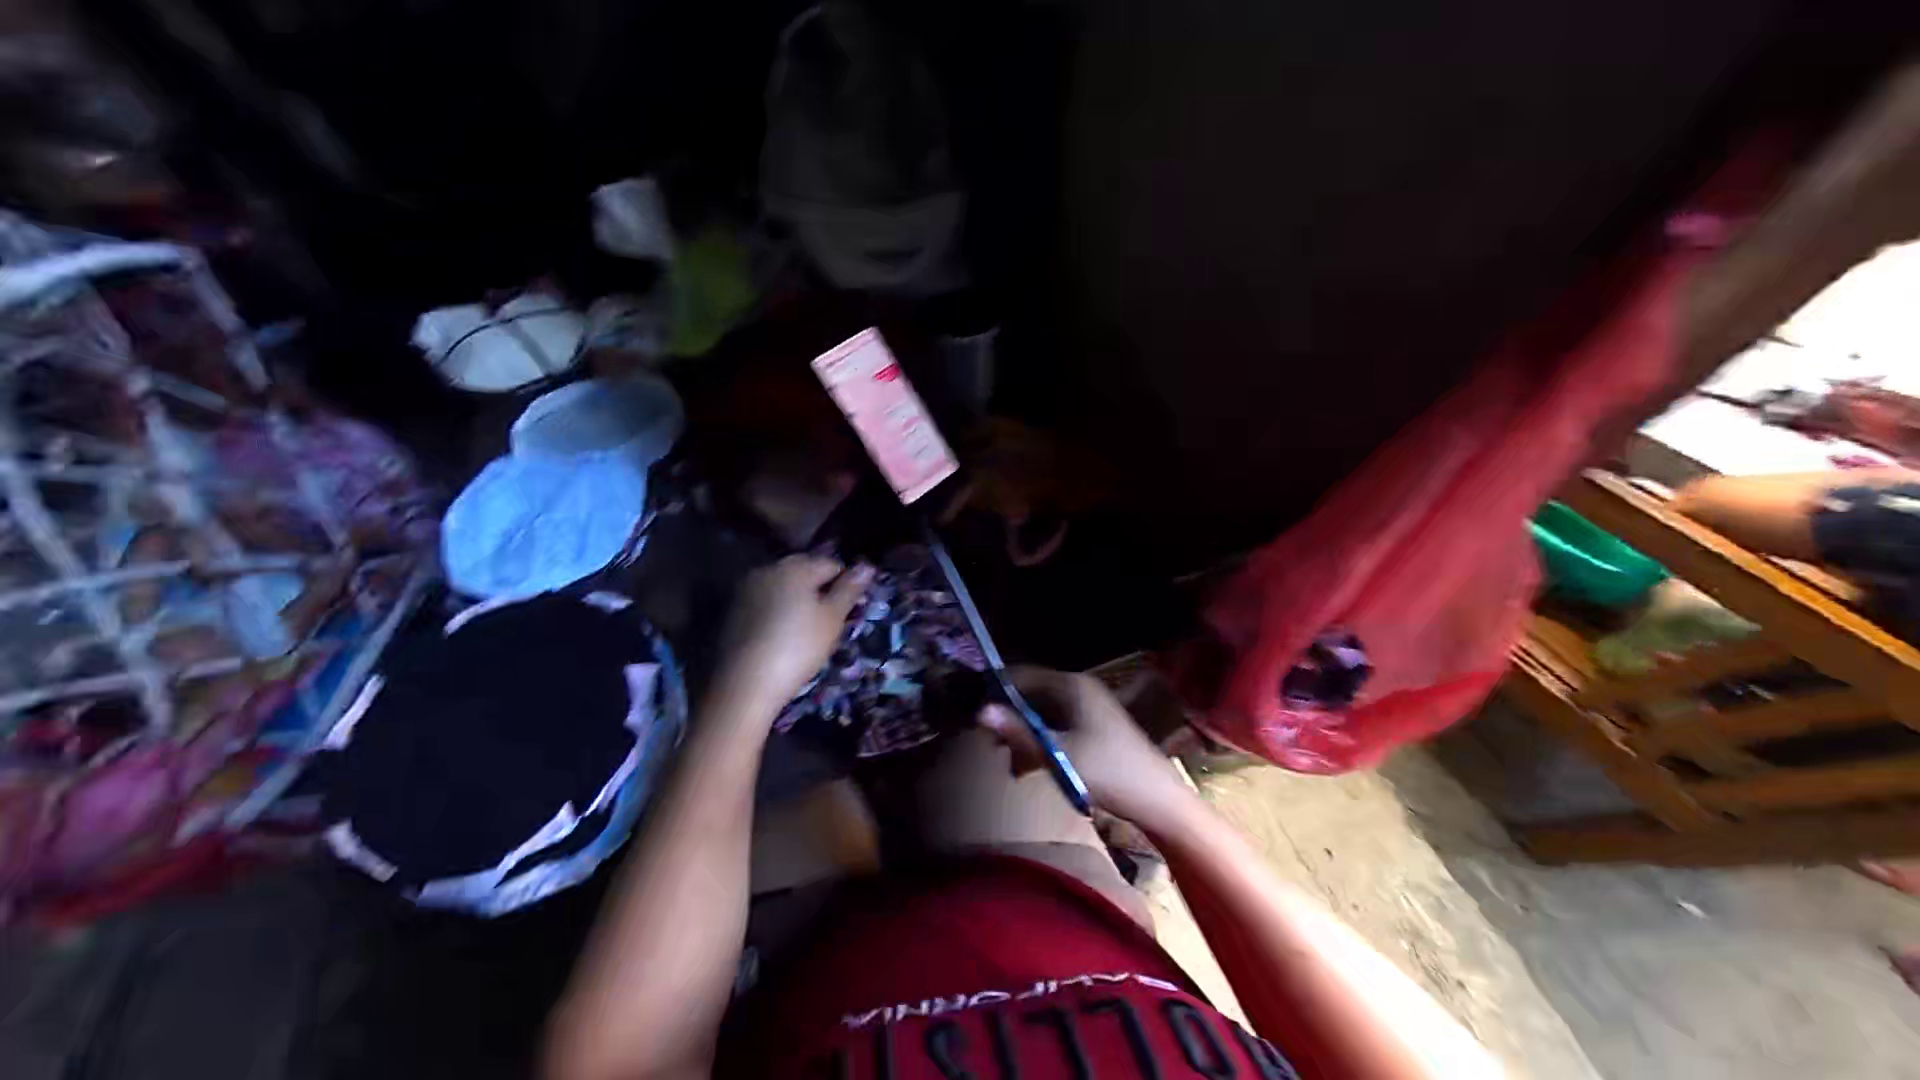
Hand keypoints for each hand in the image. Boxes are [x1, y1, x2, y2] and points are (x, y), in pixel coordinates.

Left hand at [716, 555, 873, 712]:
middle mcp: (768, 568)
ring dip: (798, 597)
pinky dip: (777, 609)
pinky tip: (782, 633)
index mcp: (795, 566)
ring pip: (783, 584)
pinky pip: (765, 599)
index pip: (831, 564)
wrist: (745, 683)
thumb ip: (849, 589)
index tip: (851, 609)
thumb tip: (867, 565)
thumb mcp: (832, 619)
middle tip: (830, 618)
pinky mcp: (733, 608)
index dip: (846, 584)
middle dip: (820, 587)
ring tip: (807, 627)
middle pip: (804, 569)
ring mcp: (746, 588)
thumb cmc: (798, 647)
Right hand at [977, 667, 1195, 828]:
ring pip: (1041, 715)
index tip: (975, 715)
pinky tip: (1029, 769)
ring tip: (1010, 763)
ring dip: (1023, 737)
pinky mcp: (1091, 729)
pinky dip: (1039, 745)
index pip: (1021, 675)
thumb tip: (980, 712)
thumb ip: (1019, 734)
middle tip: (991, 746)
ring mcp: (1086, 709)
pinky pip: (1055, 729)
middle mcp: (1078, 690)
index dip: (996, 692)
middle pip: (1030, 696)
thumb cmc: (1110, 772)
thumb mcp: (1058, 755)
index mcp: (1071, 686)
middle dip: (1009, 720)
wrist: (1159, 801)